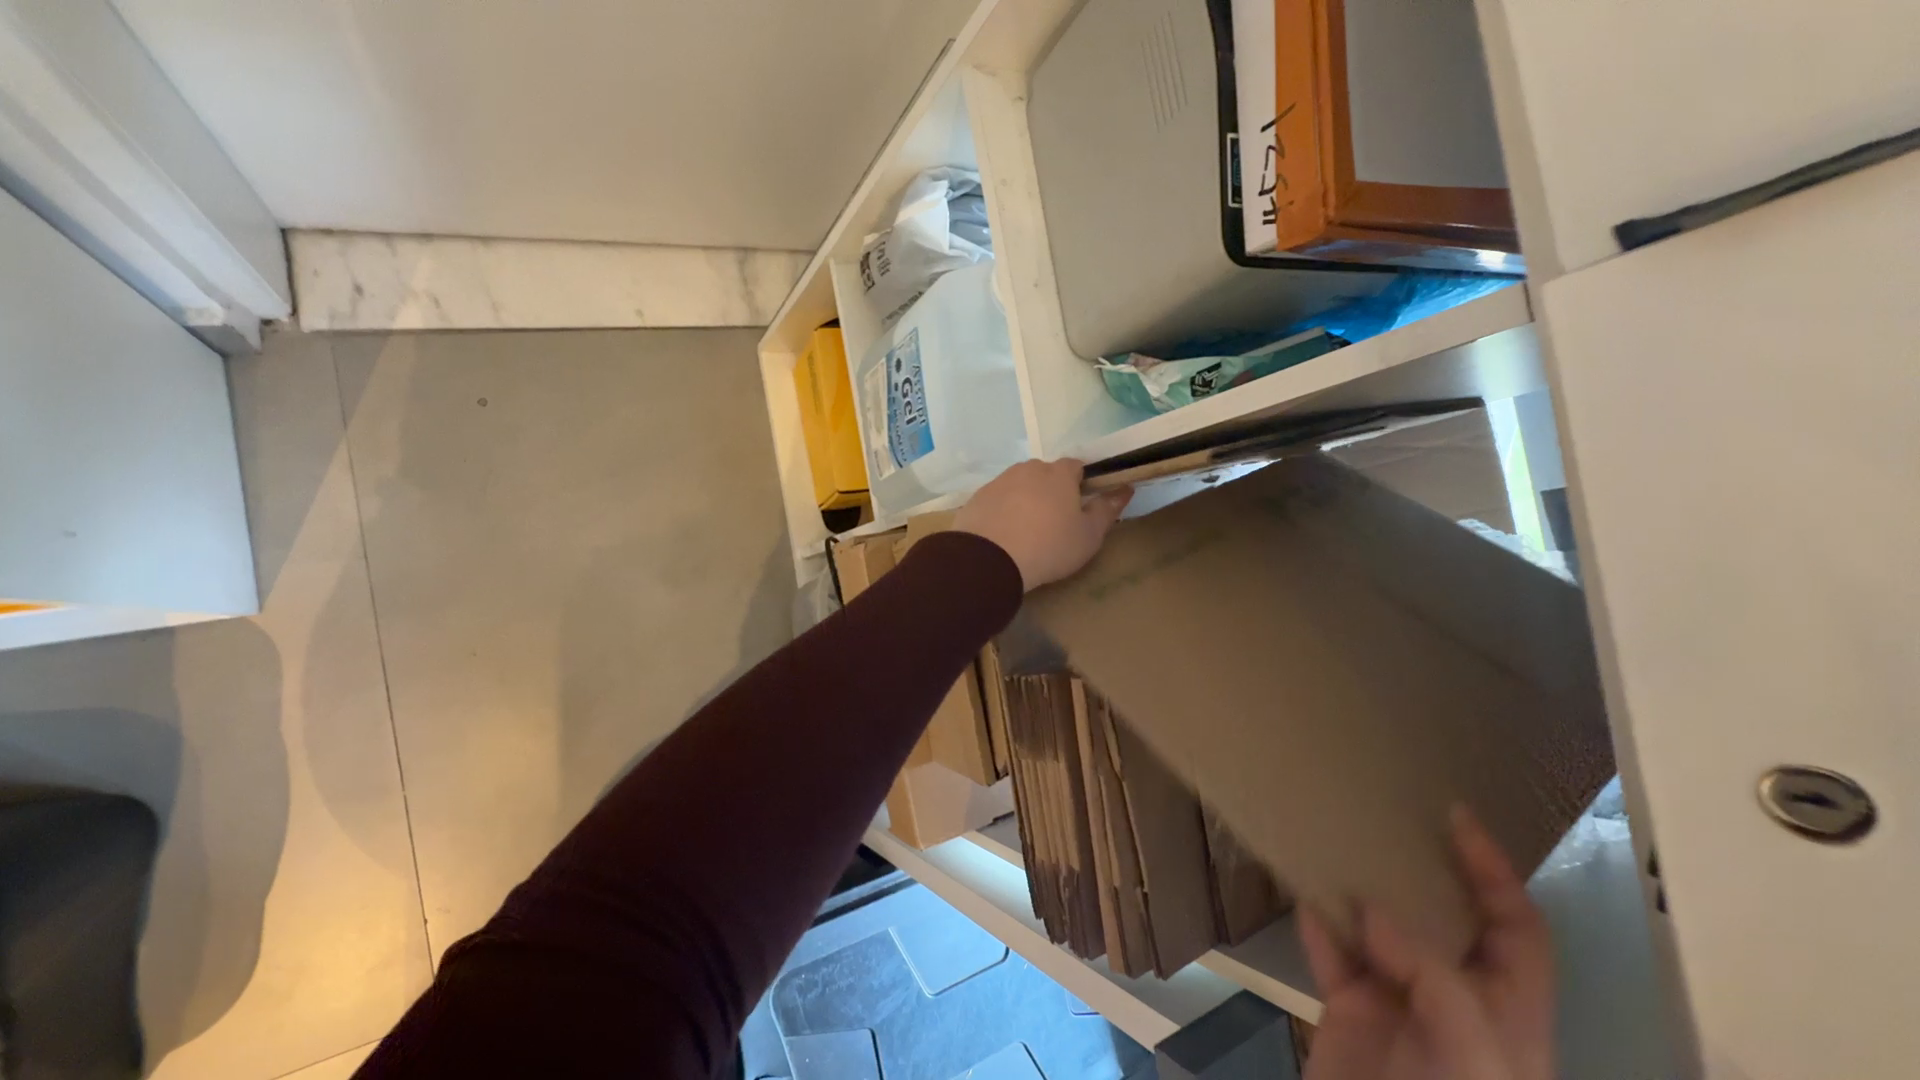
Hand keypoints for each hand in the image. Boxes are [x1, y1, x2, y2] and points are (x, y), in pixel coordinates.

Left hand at [953, 459, 1131, 590]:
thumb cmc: (1049, 547)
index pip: (1076, 466)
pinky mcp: (976, 499)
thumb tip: (1125, 488)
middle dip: (1051, 491)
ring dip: (1025, 501)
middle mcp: (1027, 469)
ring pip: (1019, 486)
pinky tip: (1003, 536)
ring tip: (1027, 531)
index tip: (1082, 505)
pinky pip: (997, 501)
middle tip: (1054, 522)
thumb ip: (1107, 510)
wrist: (988, 561)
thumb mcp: (1088, 535)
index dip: (1081, 483)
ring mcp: (998, 482)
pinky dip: (1002, 512)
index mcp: (1058, 474)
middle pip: (1045, 475)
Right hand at [1300, 806, 1554, 1079]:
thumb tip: (1375, 909)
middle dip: (1420, 871)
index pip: (1516, 927)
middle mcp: (1455, 999)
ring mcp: (1399, 1006)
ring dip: (1360, 892)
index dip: (1495, 872)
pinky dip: (1317, 927)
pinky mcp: (1348, 1015)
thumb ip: (1433, 976)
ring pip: (1381, 933)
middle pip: (1444, 919)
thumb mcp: (1469, 1054)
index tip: (1456, 820)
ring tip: (1338, 845)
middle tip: (1386, 818)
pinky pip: (1332, 958)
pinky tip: (1304, 897)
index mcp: (1508, 1012)